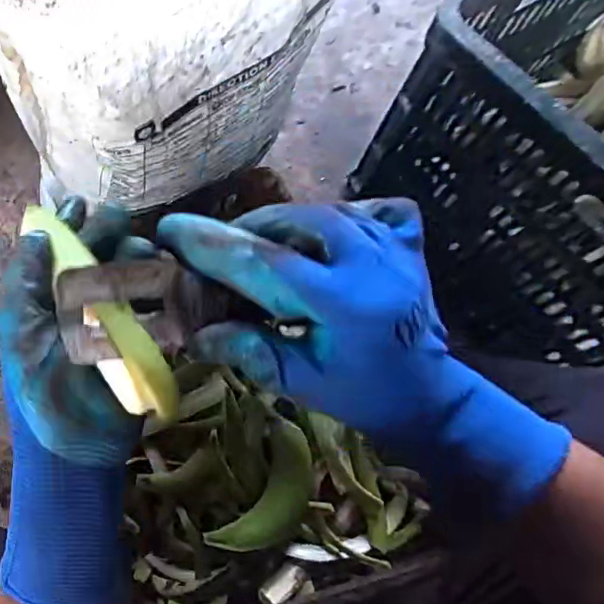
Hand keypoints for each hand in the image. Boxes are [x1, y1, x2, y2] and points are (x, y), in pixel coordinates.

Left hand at [0, 196, 150, 603]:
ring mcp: (120, 320)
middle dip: (110, 234)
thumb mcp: (21, 334)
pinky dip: (166, 287)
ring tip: (140, 256)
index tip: (81, 202)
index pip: (62, 247)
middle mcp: (86, 304)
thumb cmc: (40, 391)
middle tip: (119, 226)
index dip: (71, 221)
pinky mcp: (150, 339)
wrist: (77, 448)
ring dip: (138, 258)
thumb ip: (25, 281)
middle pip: (102, 253)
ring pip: (135, 272)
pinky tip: (169, 279)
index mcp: (50, 297)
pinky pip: (162, 303)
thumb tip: (33, 231)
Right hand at [156, 200, 571, 522]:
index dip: (212, 244)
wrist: (431, 394)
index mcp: (342, 301)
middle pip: (292, 222)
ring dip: (282, 222)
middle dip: (245, 230)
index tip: (172, 230)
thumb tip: (197, 333)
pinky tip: (320, 239)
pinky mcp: (407, 240)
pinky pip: (366, 208)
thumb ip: (249, 351)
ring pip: (324, 210)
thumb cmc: (362, 395)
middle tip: (215, 247)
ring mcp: (393, 245)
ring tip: (256, 243)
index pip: (264, 261)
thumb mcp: (301, 382)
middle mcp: (370, 260)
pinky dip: (335, 216)